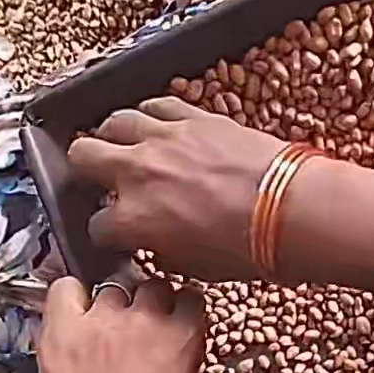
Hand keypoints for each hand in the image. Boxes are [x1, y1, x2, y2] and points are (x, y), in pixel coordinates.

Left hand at [36, 275, 205, 372]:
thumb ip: (182, 350)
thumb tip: (175, 331)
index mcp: (182, 336)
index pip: (189, 296)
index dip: (180, 309)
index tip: (173, 318)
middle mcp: (144, 320)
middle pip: (151, 286)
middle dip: (149, 305)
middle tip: (139, 331)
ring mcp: (100, 322)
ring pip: (112, 288)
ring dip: (112, 306)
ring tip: (105, 333)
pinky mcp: (62, 330)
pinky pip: (65, 288)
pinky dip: (71, 296)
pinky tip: (76, 315)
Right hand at [69, 97, 284, 280]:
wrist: (290, 211)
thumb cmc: (248, 248)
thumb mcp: (194, 267)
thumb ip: (161, 249)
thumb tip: (154, 241)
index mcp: (133, 219)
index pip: (98, 225)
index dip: (106, 232)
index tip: (117, 233)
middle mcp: (137, 172)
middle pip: (83, 156)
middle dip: (86, 171)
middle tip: (101, 179)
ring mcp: (163, 138)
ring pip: (112, 121)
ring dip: (112, 136)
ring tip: (122, 147)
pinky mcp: (193, 117)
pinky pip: (155, 105)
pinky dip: (149, 116)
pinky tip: (155, 126)